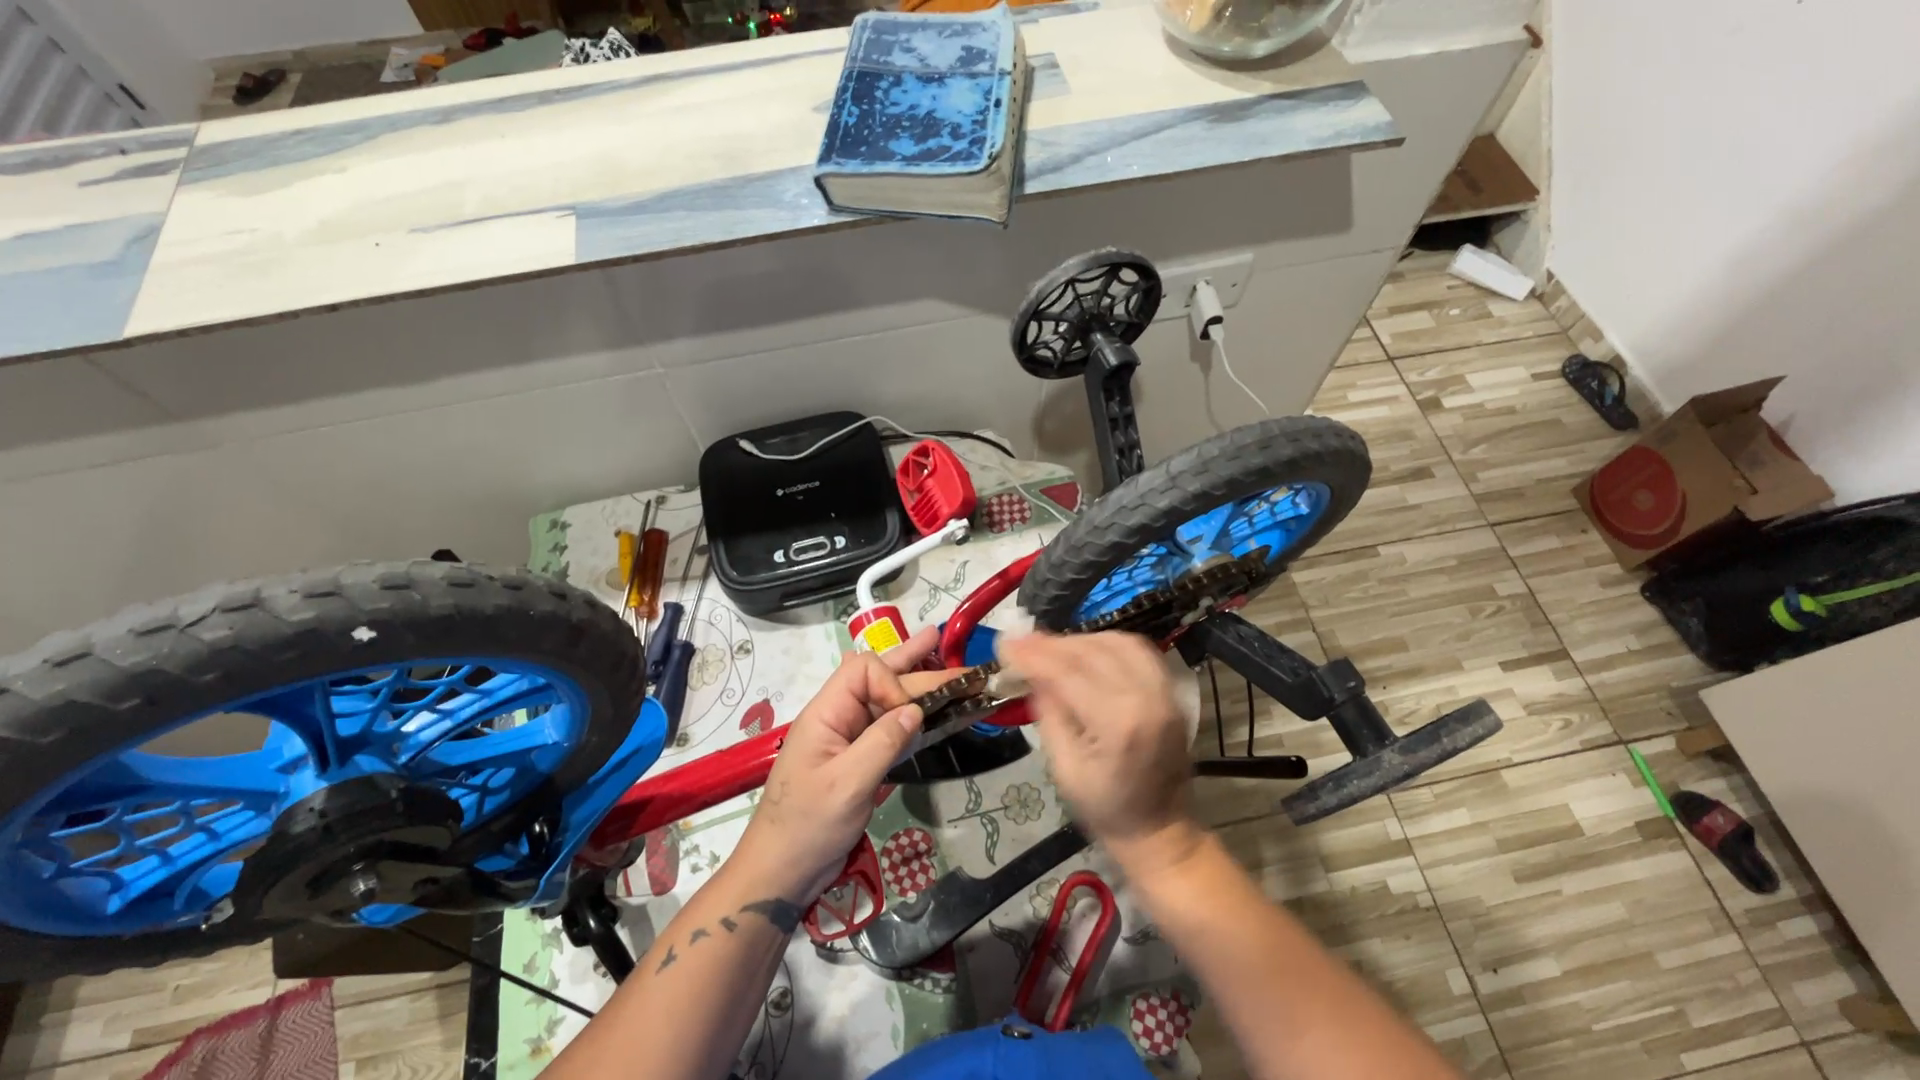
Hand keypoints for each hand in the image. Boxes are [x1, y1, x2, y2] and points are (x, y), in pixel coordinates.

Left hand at [732, 627, 955, 900]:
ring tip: (947, 665)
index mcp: (826, 714)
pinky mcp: (858, 762)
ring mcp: (848, 741)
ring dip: (916, 686)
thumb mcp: (847, 785)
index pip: (863, 671)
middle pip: (878, 681)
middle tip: (956, 658)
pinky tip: (930, 709)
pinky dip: (911, 718)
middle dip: (916, 670)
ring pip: (885, 703)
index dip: (893, 683)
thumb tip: (916, 710)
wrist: (782, 871)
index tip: (910, 717)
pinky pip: (887, 730)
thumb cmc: (808, 826)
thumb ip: (883, 743)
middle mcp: (838, 719)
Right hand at [997, 632, 1197, 858]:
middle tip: (1021, 643)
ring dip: (1080, 640)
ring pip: (1118, 642)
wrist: (1160, 829)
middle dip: (1052, 643)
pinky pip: (1140, 651)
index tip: (1005, 642)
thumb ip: (1049, 713)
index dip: (1033, 654)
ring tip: (1052, 649)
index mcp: (1118, 723)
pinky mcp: (1172, 692)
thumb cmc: (1106, 808)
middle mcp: (1146, 698)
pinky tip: (1087, 651)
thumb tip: (1031, 671)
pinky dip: (1109, 643)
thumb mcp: (1064, 768)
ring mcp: (1165, 692)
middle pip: (1092, 651)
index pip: (1067, 672)